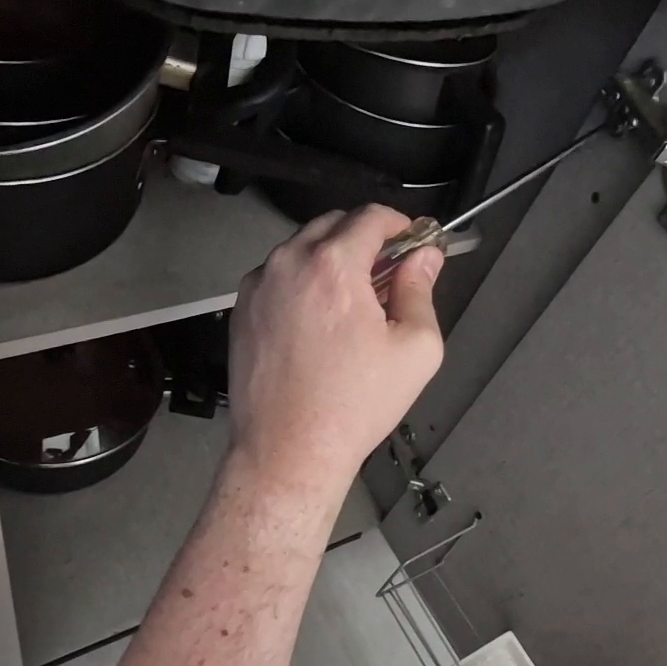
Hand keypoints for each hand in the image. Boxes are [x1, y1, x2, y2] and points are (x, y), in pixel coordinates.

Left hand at [228, 205, 443, 484]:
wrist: (288, 450)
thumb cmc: (351, 406)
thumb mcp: (414, 349)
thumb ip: (421, 290)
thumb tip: (425, 258)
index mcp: (334, 266)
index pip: (371, 215)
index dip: (399, 224)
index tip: (410, 241)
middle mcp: (289, 264)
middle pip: (333, 224)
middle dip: (364, 239)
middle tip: (386, 274)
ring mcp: (259, 285)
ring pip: (302, 249)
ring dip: (330, 260)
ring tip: (351, 304)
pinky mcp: (242, 309)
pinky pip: (277, 276)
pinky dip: (301, 283)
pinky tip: (317, 322)